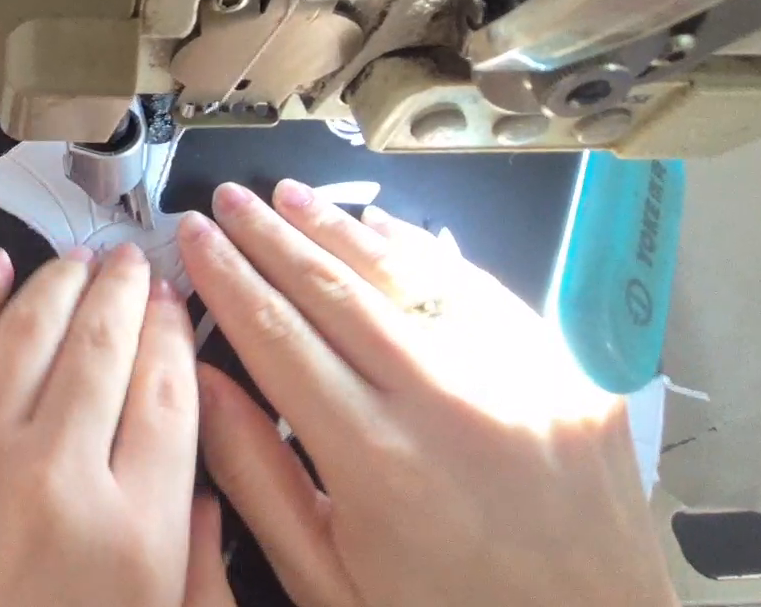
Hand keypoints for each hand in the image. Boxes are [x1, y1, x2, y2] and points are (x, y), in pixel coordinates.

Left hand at [0, 244, 202, 606]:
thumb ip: (191, 574)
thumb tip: (200, 489)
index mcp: (129, 536)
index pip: (168, 395)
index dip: (173, 335)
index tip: (173, 305)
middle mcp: (54, 477)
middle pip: (103, 346)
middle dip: (124, 291)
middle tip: (133, 263)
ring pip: (30, 329)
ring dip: (61, 282)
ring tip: (81, 260)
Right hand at [179, 182, 676, 606]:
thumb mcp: (323, 579)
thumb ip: (253, 471)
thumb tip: (199, 373)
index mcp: (377, 462)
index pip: (275, 332)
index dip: (225, 274)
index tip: (192, 232)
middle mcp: (449, 407)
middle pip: (333, 290)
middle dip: (268, 235)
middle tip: (227, 196)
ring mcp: (519, 384)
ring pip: (404, 276)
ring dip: (336, 227)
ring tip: (287, 193)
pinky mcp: (568, 379)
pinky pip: (481, 291)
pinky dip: (422, 250)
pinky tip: (380, 226)